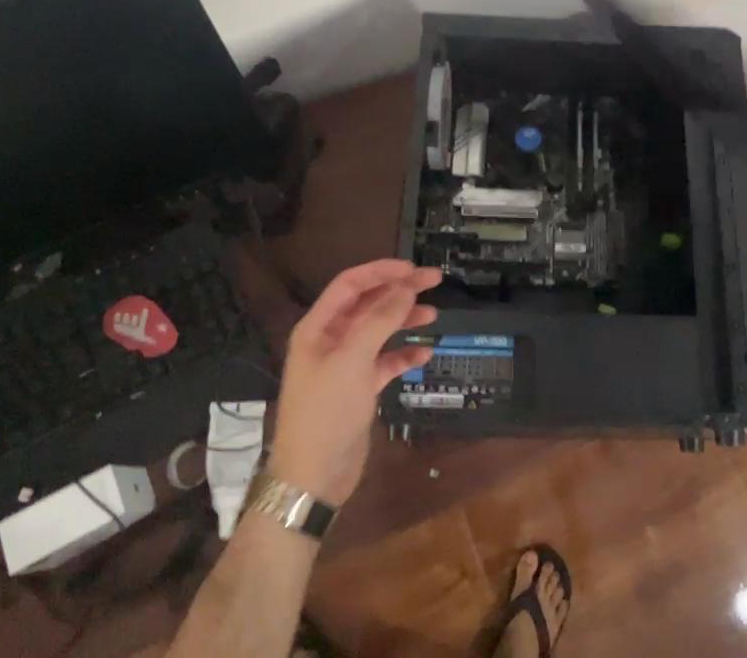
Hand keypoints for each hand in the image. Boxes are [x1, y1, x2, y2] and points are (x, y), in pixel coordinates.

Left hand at [269, 260, 440, 503]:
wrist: (312, 477)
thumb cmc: (325, 413)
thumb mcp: (352, 361)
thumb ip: (379, 321)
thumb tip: (406, 287)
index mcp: (317, 328)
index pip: (350, 285)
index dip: (381, 271)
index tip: (414, 269)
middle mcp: (330, 341)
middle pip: (367, 305)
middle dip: (398, 292)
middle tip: (435, 282)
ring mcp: (344, 366)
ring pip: (378, 332)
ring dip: (404, 321)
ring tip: (434, 316)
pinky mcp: (359, 389)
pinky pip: (384, 362)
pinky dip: (403, 356)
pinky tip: (424, 355)